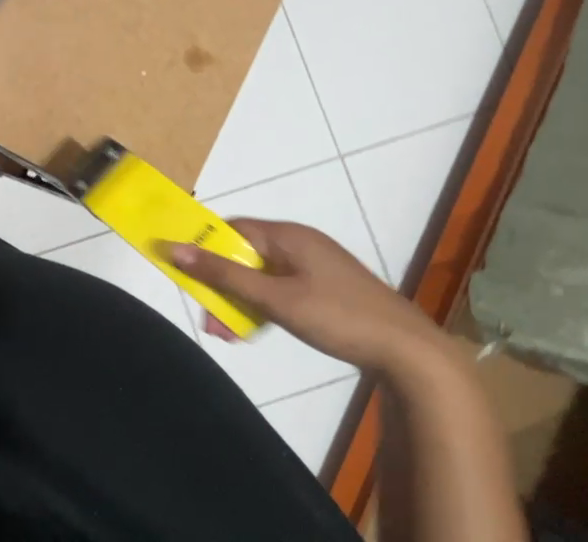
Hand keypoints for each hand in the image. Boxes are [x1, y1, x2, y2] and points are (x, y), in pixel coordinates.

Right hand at [170, 219, 444, 370]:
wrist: (414, 357)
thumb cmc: (339, 317)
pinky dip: (262, 307)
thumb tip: (172, 248)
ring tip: (227, 334)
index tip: (185, 274)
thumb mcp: (274, 298)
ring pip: (260, 276)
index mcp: (288, 236)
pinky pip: (279, 289)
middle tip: (208, 319)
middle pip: (243, 255)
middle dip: (220, 285)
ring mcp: (315, 267)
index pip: (230, 229)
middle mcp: (299, 244)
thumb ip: (222, 274)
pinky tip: (254, 331)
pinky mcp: (326, 290)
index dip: (203, 248)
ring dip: (239, 301)